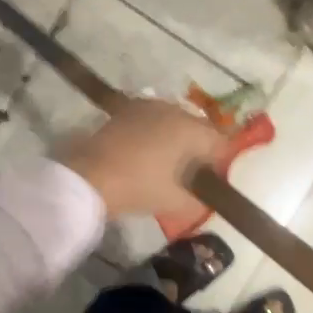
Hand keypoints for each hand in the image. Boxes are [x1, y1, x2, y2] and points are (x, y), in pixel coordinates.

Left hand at [56, 97, 221, 218]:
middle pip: (199, 128)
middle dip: (203, 149)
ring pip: (175, 122)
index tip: (222, 182)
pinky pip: (154, 121)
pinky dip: (159, 135)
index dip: (225, 162)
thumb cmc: (137, 187)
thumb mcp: (173, 202)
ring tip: (176, 165)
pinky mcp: (125, 112)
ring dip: (180, 140)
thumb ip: (198, 204)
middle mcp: (172, 110)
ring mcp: (147, 107)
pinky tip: (153, 155)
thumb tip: (207, 205)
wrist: (87, 177)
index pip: (221, 142)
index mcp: (190, 129)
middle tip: (201, 175)